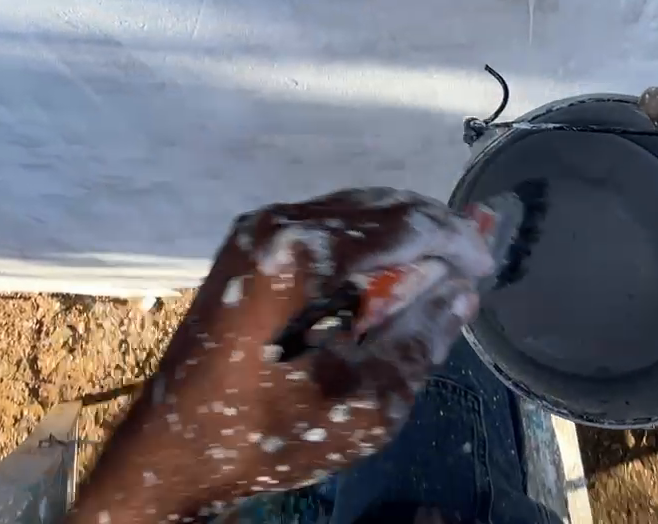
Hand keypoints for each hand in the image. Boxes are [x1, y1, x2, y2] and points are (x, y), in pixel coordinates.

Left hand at [68, 189, 495, 523]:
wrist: (168, 451)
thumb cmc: (264, 438)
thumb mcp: (360, 406)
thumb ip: (419, 339)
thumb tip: (462, 290)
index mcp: (301, 254)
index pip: (402, 226)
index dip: (455, 240)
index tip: (489, 264)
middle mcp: (278, 221)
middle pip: (379, 206)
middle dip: (430, 231)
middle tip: (470, 265)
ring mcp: (258, 226)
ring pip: (353, 210)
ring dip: (399, 235)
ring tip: (436, 272)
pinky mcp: (249, 241)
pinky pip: (325, 224)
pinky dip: (364, 244)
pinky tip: (382, 278)